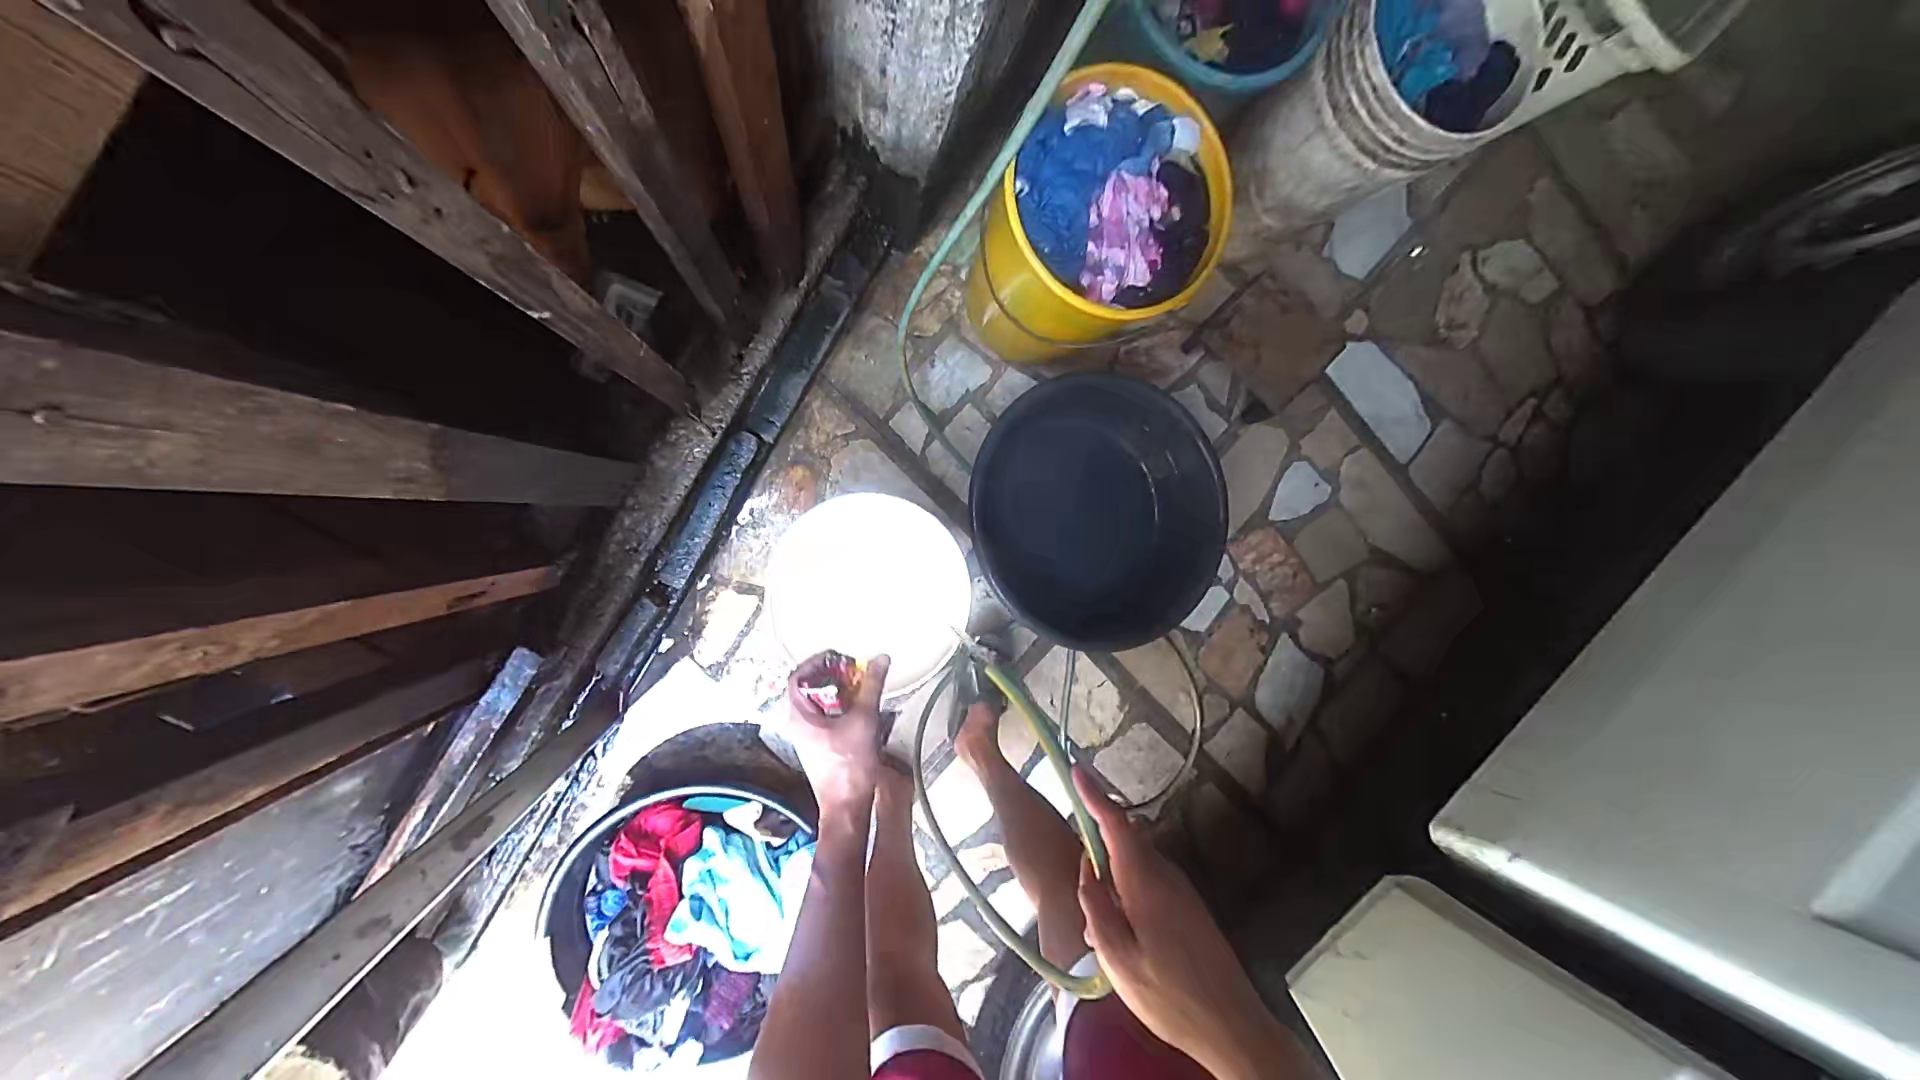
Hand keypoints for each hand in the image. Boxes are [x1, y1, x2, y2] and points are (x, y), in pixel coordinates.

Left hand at [783, 653, 889, 816]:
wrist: (848, 804)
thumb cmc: (848, 769)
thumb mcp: (864, 718)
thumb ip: (872, 685)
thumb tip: (879, 661)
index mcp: (798, 717)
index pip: (797, 677)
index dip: (816, 662)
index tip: (835, 656)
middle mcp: (798, 726)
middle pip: (808, 688)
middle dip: (830, 674)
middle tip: (850, 668)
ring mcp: (808, 736)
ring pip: (819, 702)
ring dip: (838, 689)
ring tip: (858, 684)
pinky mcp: (821, 745)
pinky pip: (826, 716)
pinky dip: (841, 705)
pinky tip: (860, 706)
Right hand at [1073, 769, 1304, 1079]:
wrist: (1233, 1028)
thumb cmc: (1170, 996)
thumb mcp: (1118, 958)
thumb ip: (1096, 906)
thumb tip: (1086, 868)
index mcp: (1146, 881)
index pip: (1116, 823)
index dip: (1094, 795)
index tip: (1076, 770)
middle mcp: (1166, 875)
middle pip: (1125, 840)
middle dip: (1098, 852)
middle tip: (1084, 897)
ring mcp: (1180, 889)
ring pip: (1135, 863)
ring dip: (1113, 881)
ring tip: (1104, 934)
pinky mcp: (1188, 905)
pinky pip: (1149, 881)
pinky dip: (1129, 894)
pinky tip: (1126, 939)